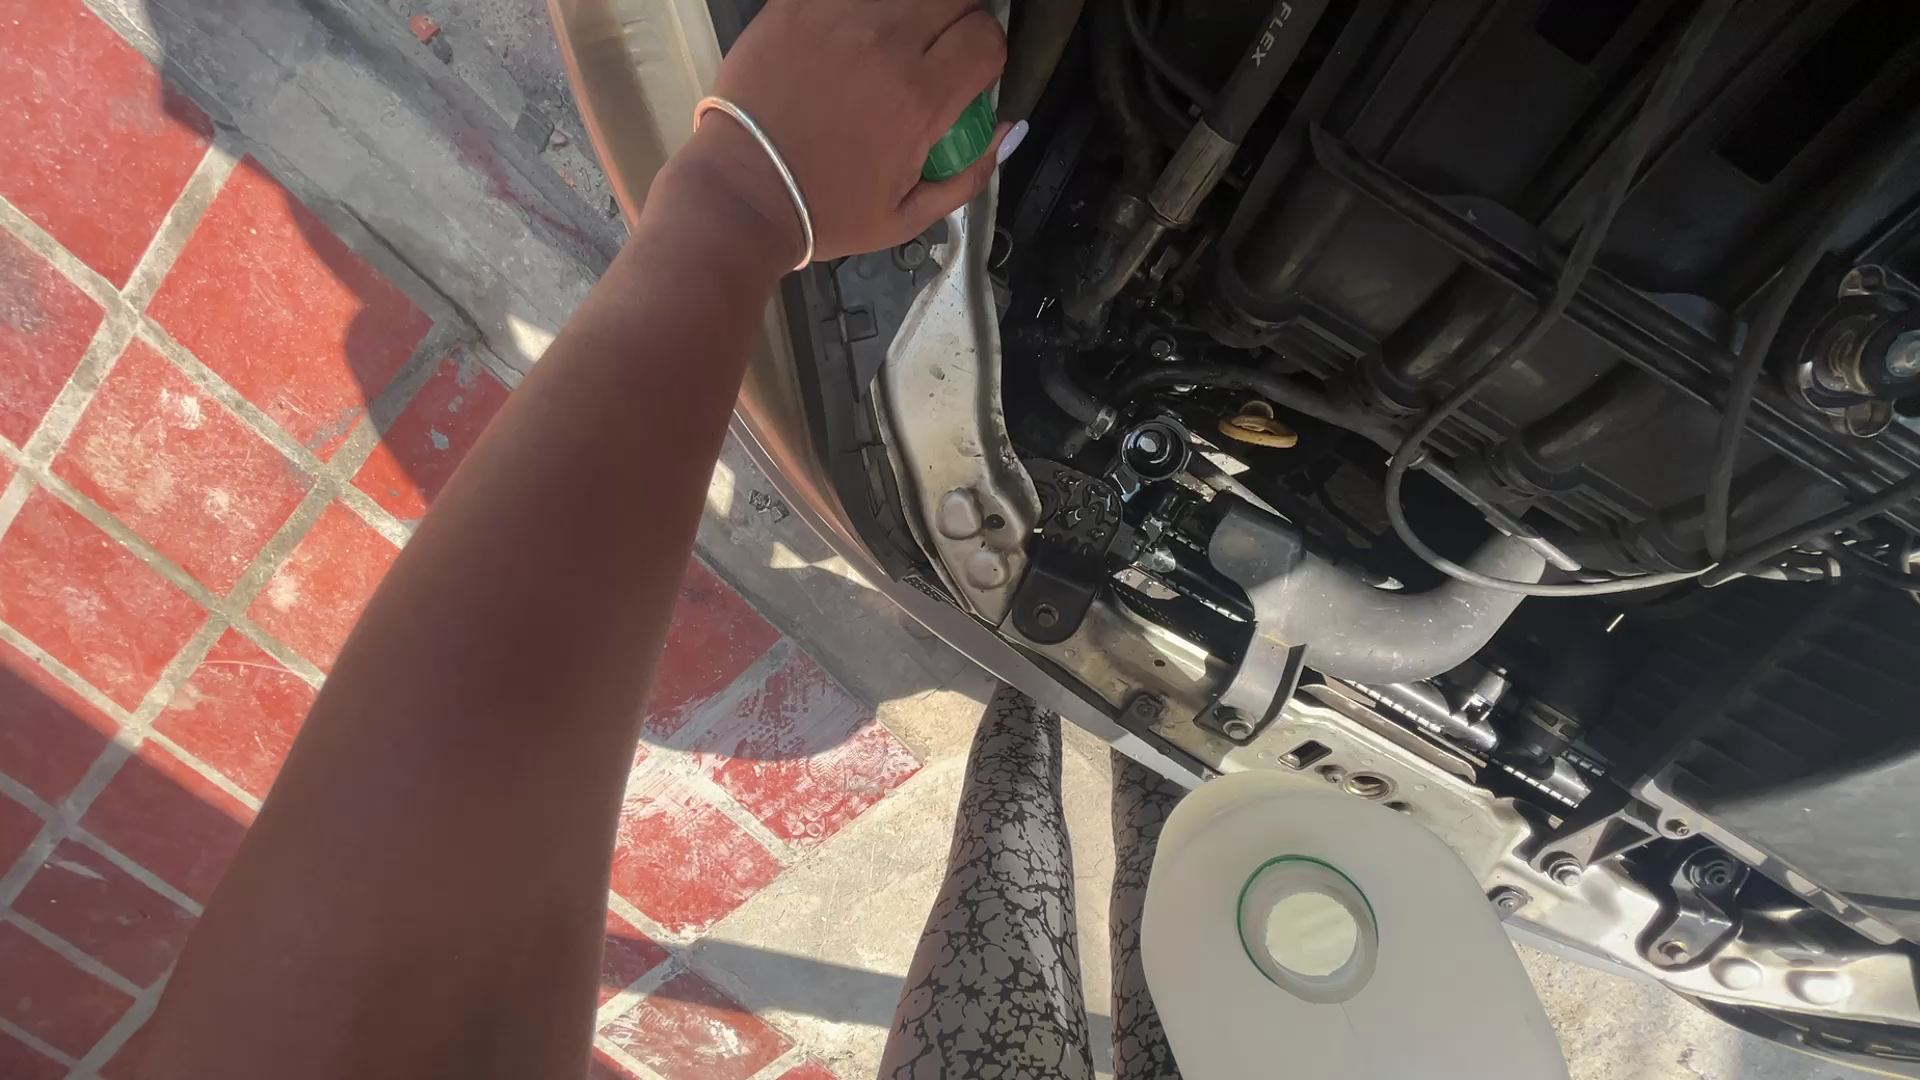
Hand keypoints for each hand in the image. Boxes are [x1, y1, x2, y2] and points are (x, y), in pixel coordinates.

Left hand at [694, 0, 1018, 261]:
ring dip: (916, 12)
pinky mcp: (800, 1)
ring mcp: (839, 12)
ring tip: (897, 46)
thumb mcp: (907, 218)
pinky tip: (857, 36)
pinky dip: (867, 8)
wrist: (746, 193)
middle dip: (960, 25)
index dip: (990, 60)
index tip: (972, 82)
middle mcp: (885, 40)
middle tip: (937, 60)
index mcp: (919, 98)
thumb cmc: (827, 213)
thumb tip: (1008, 133)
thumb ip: (968, 175)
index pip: (988, 39)